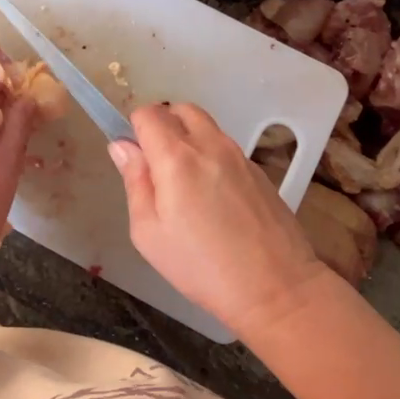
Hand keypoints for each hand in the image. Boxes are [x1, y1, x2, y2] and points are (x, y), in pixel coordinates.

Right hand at [111, 103, 333, 333]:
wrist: (277, 289)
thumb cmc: (202, 267)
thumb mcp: (148, 232)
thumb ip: (134, 181)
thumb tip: (122, 147)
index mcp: (176, 157)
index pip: (148, 113)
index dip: (135, 130)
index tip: (136, 159)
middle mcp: (210, 145)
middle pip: (180, 109)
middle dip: (163, 125)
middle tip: (158, 166)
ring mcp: (239, 156)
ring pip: (206, 126)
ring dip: (189, 139)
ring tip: (186, 185)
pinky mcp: (259, 172)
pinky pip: (226, 148)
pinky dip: (211, 157)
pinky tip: (214, 199)